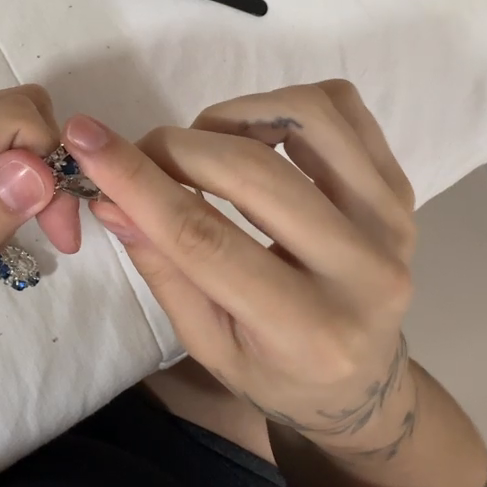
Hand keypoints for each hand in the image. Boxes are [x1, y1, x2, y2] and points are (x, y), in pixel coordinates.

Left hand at [0, 86, 82, 388]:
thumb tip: (39, 169)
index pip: (13, 116)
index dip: (52, 165)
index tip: (59, 235)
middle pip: (13, 112)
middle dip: (49, 166)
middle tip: (50, 239)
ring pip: (0, 129)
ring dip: (30, 176)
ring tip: (18, 242)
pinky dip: (4, 183)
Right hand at [68, 81, 419, 458]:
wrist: (362, 382)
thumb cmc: (274, 370)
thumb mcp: (204, 343)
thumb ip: (161, 266)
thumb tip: (109, 195)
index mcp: (306, 331)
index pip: (205, 239)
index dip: (137, 182)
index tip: (85, 138)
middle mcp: (364, 273)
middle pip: (253, 173)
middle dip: (175, 148)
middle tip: (141, 154)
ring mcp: (391, 222)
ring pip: (305, 118)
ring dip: (231, 117)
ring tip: (203, 146)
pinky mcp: (401, 188)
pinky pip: (341, 106)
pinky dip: (282, 104)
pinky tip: (255, 136)